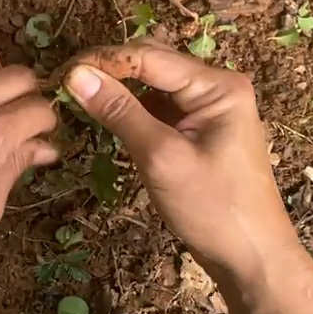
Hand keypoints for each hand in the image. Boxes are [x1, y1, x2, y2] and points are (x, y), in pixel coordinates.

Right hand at [63, 41, 312, 313]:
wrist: (251, 258)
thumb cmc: (212, 207)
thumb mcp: (160, 156)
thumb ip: (119, 111)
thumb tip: (75, 75)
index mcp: (217, 86)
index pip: (148, 56)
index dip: (102, 60)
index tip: (61, 74)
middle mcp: (215, 87)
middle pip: (151, 62)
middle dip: (107, 68)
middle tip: (64, 83)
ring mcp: (207, 108)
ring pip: (151, 83)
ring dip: (116, 86)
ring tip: (77, 94)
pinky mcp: (197, 128)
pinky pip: (156, 105)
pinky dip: (128, 106)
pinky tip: (103, 113)